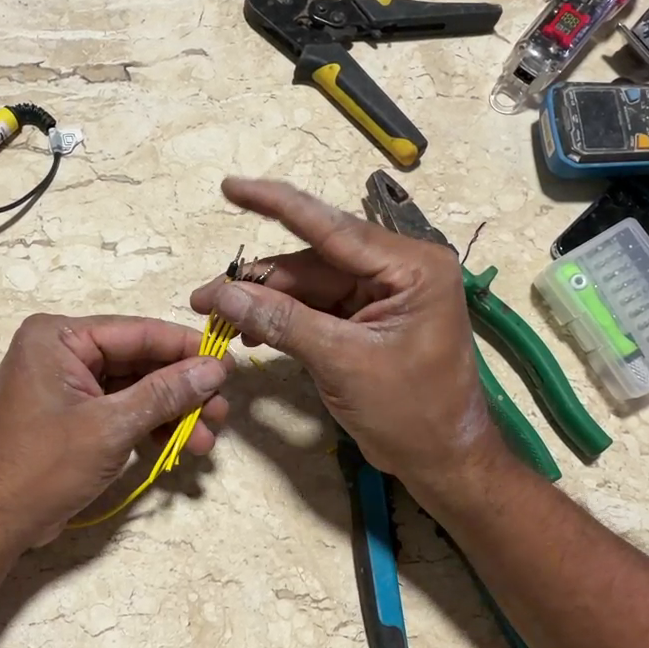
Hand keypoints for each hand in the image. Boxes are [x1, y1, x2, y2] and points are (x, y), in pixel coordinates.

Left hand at [0, 314, 229, 547]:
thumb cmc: (42, 468)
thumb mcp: (110, 428)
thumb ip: (164, 394)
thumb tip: (215, 368)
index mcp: (58, 338)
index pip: (136, 332)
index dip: (186, 349)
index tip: (229, 365)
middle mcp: (59, 352)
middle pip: (138, 361)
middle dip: (181, 390)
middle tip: (222, 413)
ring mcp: (64, 386)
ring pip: (133, 389)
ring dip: (170, 414)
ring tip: (206, 441)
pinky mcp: (70, 416)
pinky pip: (118, 410)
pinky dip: (148, 428)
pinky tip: (178, 446)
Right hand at [190, 178, 502, 493]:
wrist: (443, 460)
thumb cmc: (410, 411)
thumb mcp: (343, 362)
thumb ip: (282, 322)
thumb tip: (222, 295)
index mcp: (411, 266)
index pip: (332, 228)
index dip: (276, 205)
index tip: (231, 187)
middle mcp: (397, 270)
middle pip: (314, 261)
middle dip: (259, 279)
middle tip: (205, 298)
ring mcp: (382, 295)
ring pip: (309, 286)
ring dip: (265, 302)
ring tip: (219, 319)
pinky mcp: (367, 320)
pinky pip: (316, 309)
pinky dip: (283, 319)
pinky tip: (250, 330)